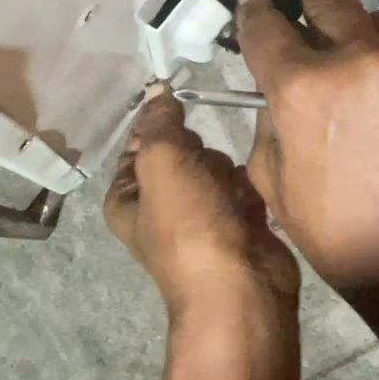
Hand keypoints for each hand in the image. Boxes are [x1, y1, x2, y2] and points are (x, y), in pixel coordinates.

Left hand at [103, 90, 300, 314]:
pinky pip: (242, 185)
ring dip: (226, 172)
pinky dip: (249, 189)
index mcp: (126, 197)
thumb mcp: (162, 162)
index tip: (180, 121)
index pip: (140, 141)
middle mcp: (158, 206)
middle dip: (199, 154)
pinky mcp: (235, 223)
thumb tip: (156, 90)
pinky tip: (252, 199)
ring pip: (215, 165)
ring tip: (232, 194)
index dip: (161, 126)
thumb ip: (159, 122)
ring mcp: (198, 216)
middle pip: (182, 149)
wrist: (241, 289)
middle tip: (205, 175)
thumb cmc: (190, 226)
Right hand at [236, 0, 378, 288]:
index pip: (267, 29)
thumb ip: (271, 122)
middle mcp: (364, 60)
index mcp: (304, 90)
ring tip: (366, 60)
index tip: (257, 0)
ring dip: (367, 34)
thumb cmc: (340, 233)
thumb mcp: (274, 181)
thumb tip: (283, 94)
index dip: (256, 12)